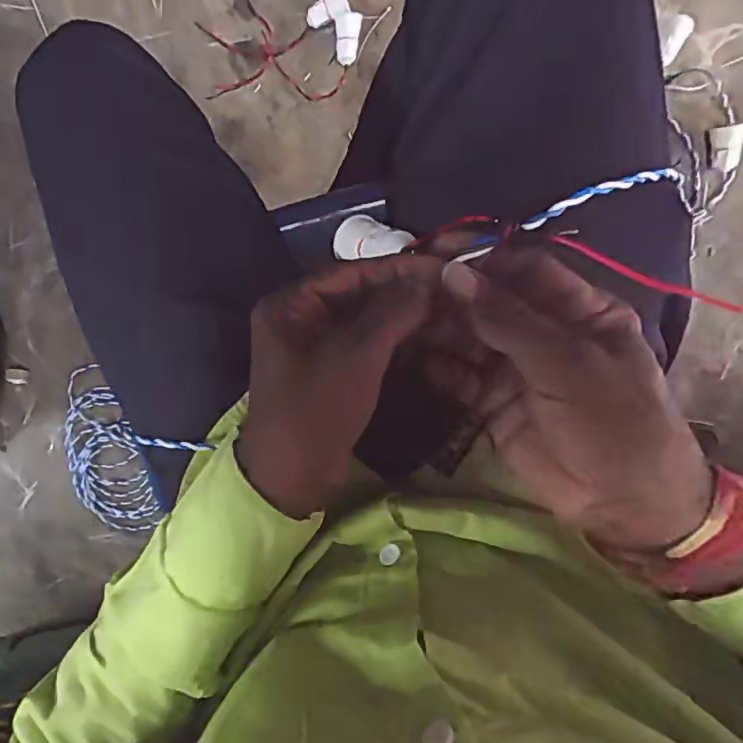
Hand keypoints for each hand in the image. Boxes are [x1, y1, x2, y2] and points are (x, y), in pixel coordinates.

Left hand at [239, 254, 444, 517]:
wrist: (291, 476)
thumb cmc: (316, 408)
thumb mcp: (356, 355)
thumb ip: (393, 312)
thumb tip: (428, 279)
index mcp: (291, 304)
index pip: (351, 272)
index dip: (399, 268)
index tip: (443, 265)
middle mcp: (300, 317)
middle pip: (360, 294)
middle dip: (405, 292)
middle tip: (452, 288)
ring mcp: (315, 345)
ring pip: (367, 320)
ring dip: (405, 316)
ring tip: (449, 310)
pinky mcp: (331, 370)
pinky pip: (366, 345)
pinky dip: (395, 341)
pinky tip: (430, 336)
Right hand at [427, 246, 713, 551]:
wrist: (623, 501)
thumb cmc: (612, 421)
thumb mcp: (567, 363)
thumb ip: (508, 320)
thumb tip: (451, 275)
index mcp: (578, 310)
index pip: (523, 270)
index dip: (482, 260)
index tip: (437, 256)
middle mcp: (542, 332)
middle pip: (489, 302)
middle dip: (451, 295)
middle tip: (407, 291)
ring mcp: (514, 368)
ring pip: (468, 336)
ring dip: (437, 328)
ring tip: (401, 321)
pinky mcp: (491, 402)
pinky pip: (458, 376)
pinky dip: (436, 366)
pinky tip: (410, 356)